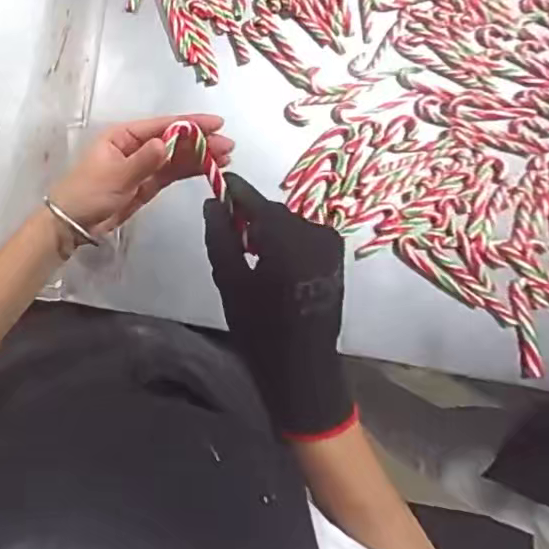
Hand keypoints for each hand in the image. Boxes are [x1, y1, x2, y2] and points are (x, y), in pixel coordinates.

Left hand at [47, 114, 232, 236]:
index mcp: (122, 136)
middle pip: (172, 140)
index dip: (189, 123)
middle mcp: (134, 147)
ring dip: (199, 156)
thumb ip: (144, 161)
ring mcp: (141, 166)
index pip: (161, 125)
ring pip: (175, 157)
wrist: (72, 224)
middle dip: (200, 141)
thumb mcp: (115, 176)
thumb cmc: (87, 194)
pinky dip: (189, 170)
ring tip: (226, 156)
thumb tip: (164, 143)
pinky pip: (171, 174)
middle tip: (228, 145)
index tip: (216, 123)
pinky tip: (209, 167)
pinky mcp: (145, 185)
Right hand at [202, 172, 353, 438]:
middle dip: (247, 215)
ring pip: (286, 224)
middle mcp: (315, 231)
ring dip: (264, 230)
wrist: (302, 367)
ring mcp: (330, 244)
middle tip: (223, 231)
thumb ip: (220, 235)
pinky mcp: (335, 258)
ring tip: (244, 253)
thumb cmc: (259, 326)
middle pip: (271, 211)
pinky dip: (281, 241)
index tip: (213, 180)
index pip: (254, 199)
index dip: (232, 189)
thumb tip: (212, 202)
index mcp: (288, 236)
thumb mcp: (229, 279)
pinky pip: (300, 237)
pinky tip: (267, 263)